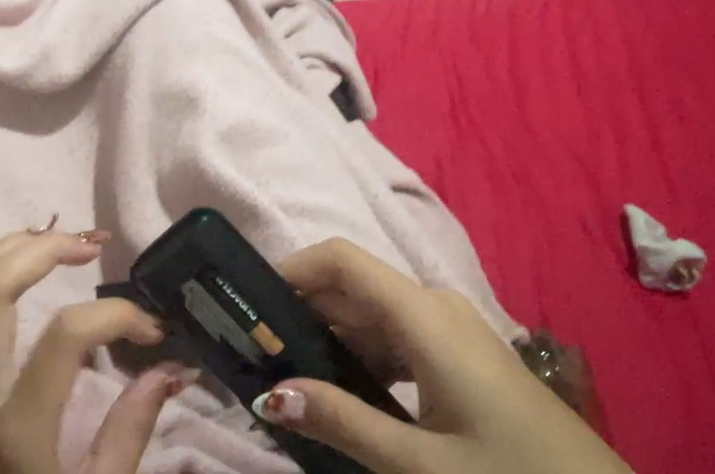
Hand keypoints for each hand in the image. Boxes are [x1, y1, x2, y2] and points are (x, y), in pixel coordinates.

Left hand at [0, 228, 190, 473]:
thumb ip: (130, 429)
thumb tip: (170, 368)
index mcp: (16, 431)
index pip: (65, 336)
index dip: (116, 315)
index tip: (153, 329)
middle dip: (42, 250)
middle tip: (92, 246)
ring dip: (5, 251)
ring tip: (53, 241)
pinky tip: (15, 272)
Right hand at [253, 240, 633, 473]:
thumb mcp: (419, 465)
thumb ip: (342, 422)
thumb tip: (270, 393)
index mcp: (424, 316)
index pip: (341, 260)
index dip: (291, 269)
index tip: (249, 305)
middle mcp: (436, 307)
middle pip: (353, 287)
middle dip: (302, 312)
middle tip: (258, 355)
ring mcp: (454, 331)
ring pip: (374, 315)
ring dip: (330, 338)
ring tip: (292, 378)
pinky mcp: (465, 358)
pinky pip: (399, 339)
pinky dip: (363, 357)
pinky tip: (345, 395)